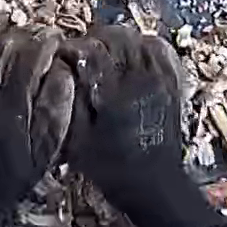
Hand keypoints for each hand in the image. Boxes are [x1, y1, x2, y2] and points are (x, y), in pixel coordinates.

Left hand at [0, 17, 75, 226]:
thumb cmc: (13, 170)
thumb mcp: (46, 149)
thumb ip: (57, 109)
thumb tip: (64, 72)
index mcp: (12, 103)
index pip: (30, 57)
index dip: (45, 42)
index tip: (56, 38)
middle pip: (3, 45)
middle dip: (24, 32)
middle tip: (36, 31)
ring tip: (8, 24)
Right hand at [60, 24, 225, 226]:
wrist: (157, 188)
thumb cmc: (112, 167)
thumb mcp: (78, 141)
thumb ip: (66, 103)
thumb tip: (55, 73)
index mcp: (113, 90)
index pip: (90, 50)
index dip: (72, 49)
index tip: (61, 55)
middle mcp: (138, 79)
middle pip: (116, 38)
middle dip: (93, 40)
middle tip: (79, 51)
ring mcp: (159, 81)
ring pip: (138, 41)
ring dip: (117, 41)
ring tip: (102, 51)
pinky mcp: (171, 87)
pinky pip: (161, 54)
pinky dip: (145, 47)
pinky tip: (131, 55)